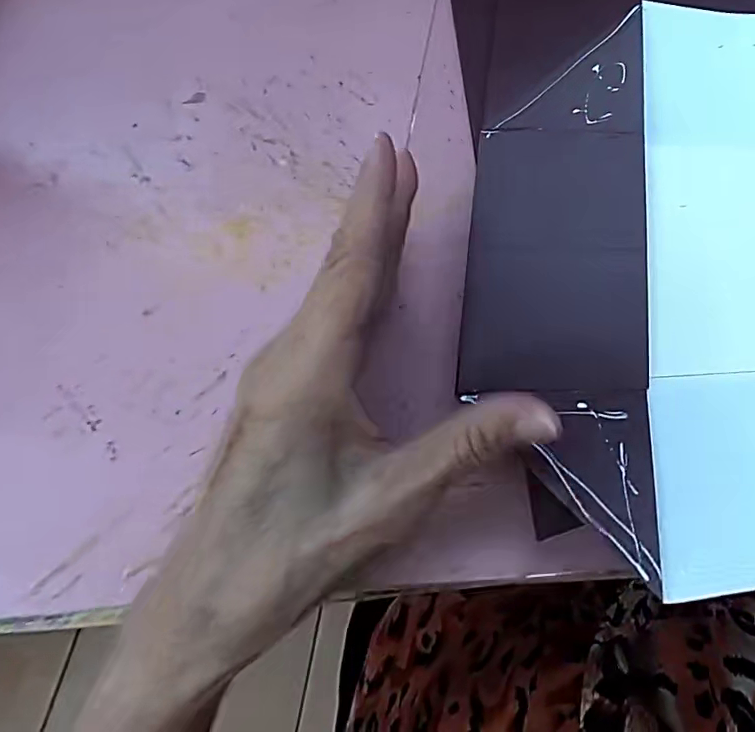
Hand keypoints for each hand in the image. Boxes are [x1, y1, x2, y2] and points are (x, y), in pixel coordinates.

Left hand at [79, 134, 559, 731]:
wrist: (204, 604)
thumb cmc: (296, 549)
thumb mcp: (391, 500)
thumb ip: (468, 445)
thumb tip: (550, 412)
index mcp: (311, 369)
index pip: (353, 270)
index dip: (375, 208)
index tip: (389, 151)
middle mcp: (290, 353)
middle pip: (340, 264)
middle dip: (373, 206)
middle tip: (398, 153)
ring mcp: (282, 366)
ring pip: (332, 283)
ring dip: (366, 234)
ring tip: (395, 193)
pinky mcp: (284, 383)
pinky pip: (329, 308)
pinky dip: (357, 271)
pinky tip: (372, 268)